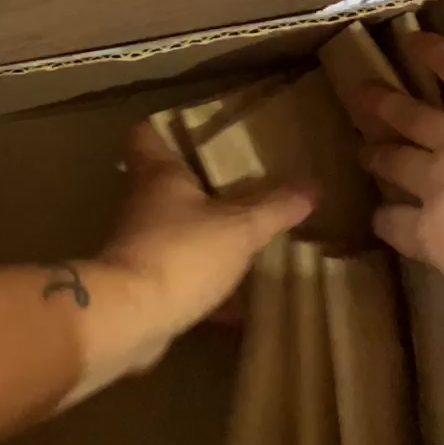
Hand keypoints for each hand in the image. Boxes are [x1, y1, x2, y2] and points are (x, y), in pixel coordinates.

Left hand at [96, 121, 313, 356]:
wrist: (131, 317)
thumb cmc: (182, 253)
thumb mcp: (240, 229)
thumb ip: (274, 208)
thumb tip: (312, 186)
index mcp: (158, 173)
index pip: (146, 133)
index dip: (164, 127)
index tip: (191, 130)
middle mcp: (142, 200)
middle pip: (161, 180)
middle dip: (194, 182)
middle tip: (233, 181)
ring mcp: (137, 241)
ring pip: (170, 226)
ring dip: (199, 231)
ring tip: (240, 234)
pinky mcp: (140, 280)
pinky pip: (176, 272)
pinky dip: (202, 281)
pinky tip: (236, 303)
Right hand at [359, 33, 443, 361]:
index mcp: (441, 240)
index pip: (400, 229)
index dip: (387, 223)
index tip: (380, 218)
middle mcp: (441, 184)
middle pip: (397, 166)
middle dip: (377, 158)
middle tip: (364, 149)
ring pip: (413, 115)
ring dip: (385, 102)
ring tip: (362, 90)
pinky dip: (438, 54)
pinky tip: (419, 38)